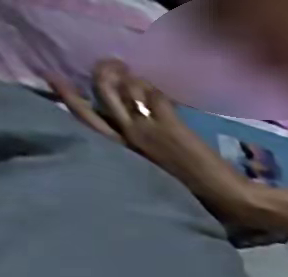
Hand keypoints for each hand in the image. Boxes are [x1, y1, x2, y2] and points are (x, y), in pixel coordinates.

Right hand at [48, 63, 249, 215]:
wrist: (233, 200)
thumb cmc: (202, 200)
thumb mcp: (160, 181)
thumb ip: (141, 160)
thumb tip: (132, 142)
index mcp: (125, 157)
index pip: (86, 121)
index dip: (68, 97)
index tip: (55, 79)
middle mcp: (131, 140)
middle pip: (101, 95)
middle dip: (100, 73)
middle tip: (110, 64)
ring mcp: (151, 131)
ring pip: (124, 88)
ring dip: (127, 75)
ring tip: (133, 73)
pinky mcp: (172, 126)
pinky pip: (154, 94)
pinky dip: (154, 88)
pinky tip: (159, 91)